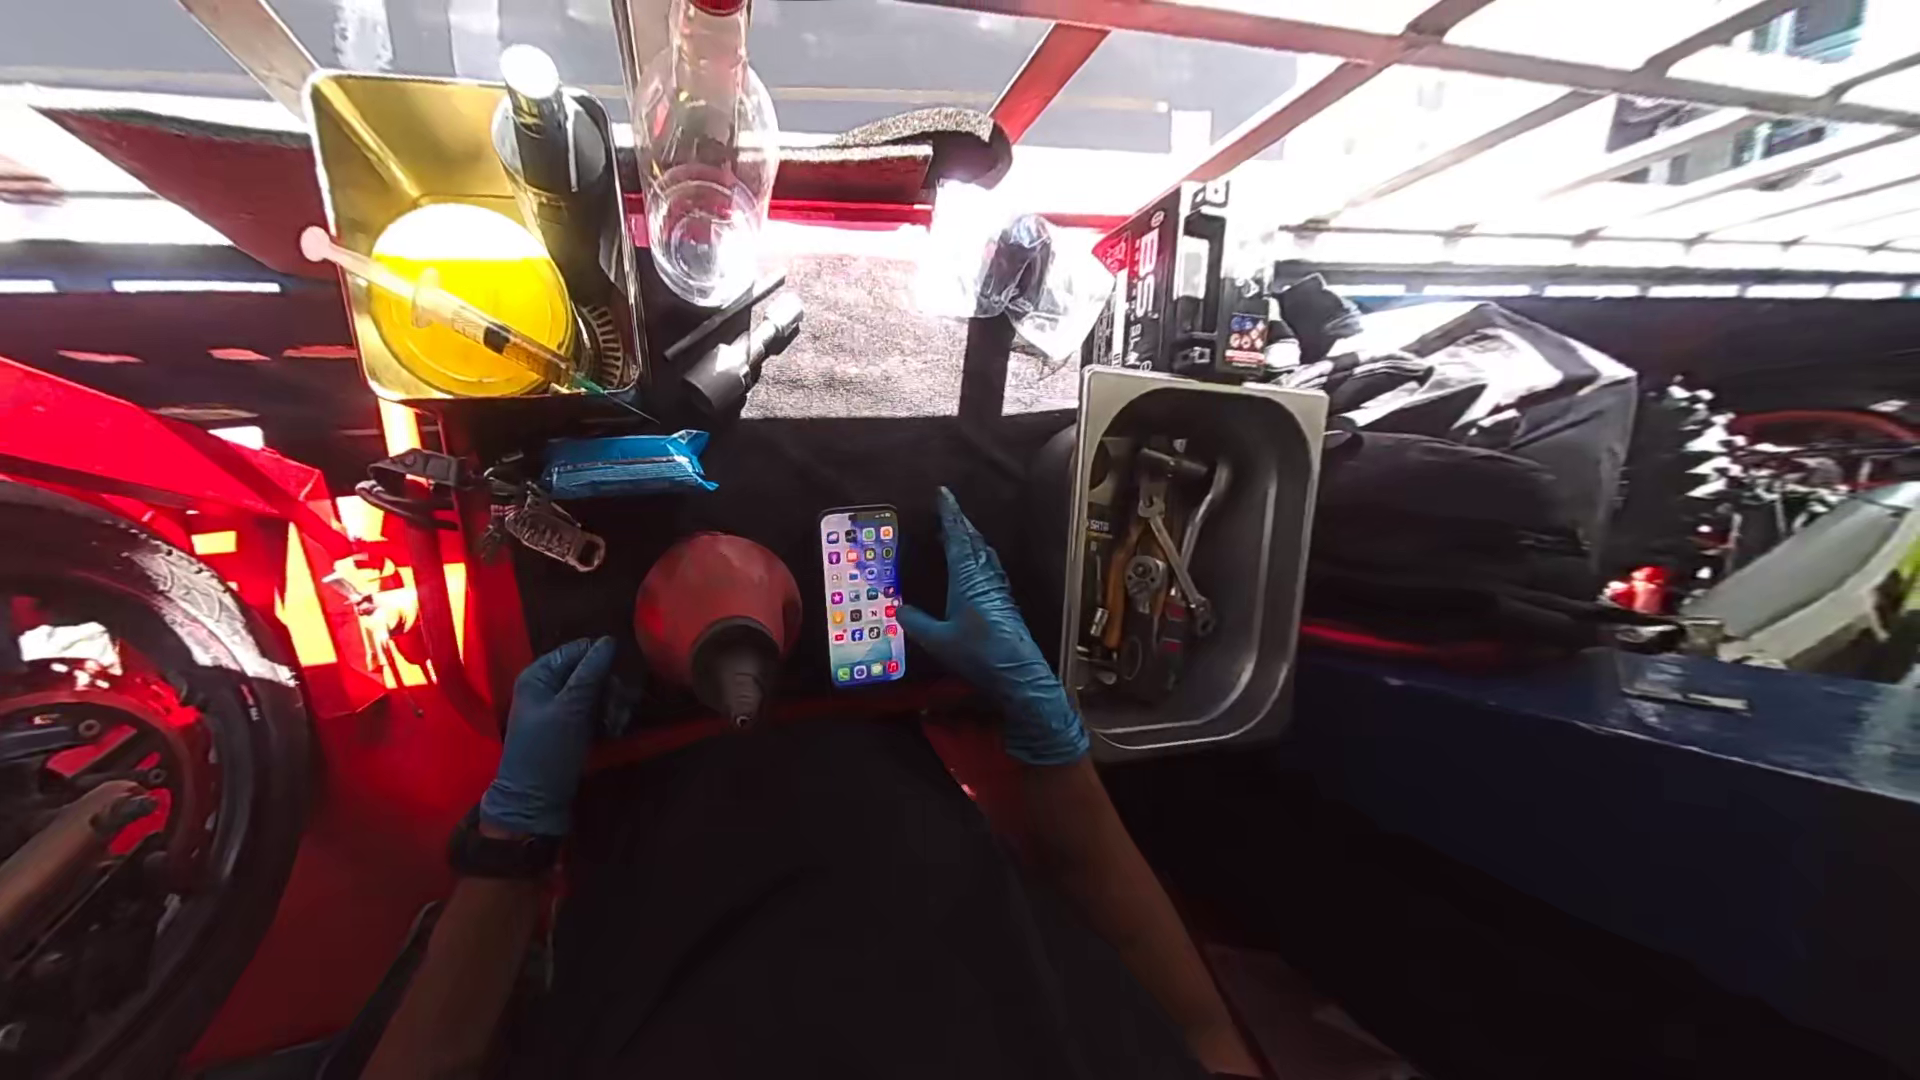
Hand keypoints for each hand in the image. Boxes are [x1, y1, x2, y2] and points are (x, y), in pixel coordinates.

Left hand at [479, 637, 617, 835]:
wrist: (536, 799)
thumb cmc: (548, 749)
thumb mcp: (572, 707)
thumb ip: (592, 671)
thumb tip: (610, 640)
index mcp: (540, 674)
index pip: (581, 649)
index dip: (602, 662)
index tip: (613, 682)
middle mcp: (551, 685)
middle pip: (596, 669)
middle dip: (611, 690)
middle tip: (615, 712)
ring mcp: (564, 704)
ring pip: (603, 689)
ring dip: (615, 705)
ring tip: (615, 726)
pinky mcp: (576, 722)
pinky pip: (602, 707)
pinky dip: (611, 717)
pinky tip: (613, 731)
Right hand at [899, 488, 1086, 765]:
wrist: (1019, 675)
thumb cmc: (979, 655)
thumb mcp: (938, 641)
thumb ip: (916, 623)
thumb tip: (898, 608)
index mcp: (968, 579)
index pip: (957, 537)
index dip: (949, 514)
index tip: (942, 494)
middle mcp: (985, 577)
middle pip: (973, 540)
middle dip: (959, 523)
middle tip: (945, 512)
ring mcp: (998, 588)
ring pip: (983, 553)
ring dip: (969, 539)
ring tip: (955, 535)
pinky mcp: (1005, 601)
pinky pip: (989, 568)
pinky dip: (977, 557)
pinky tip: (973, 567)